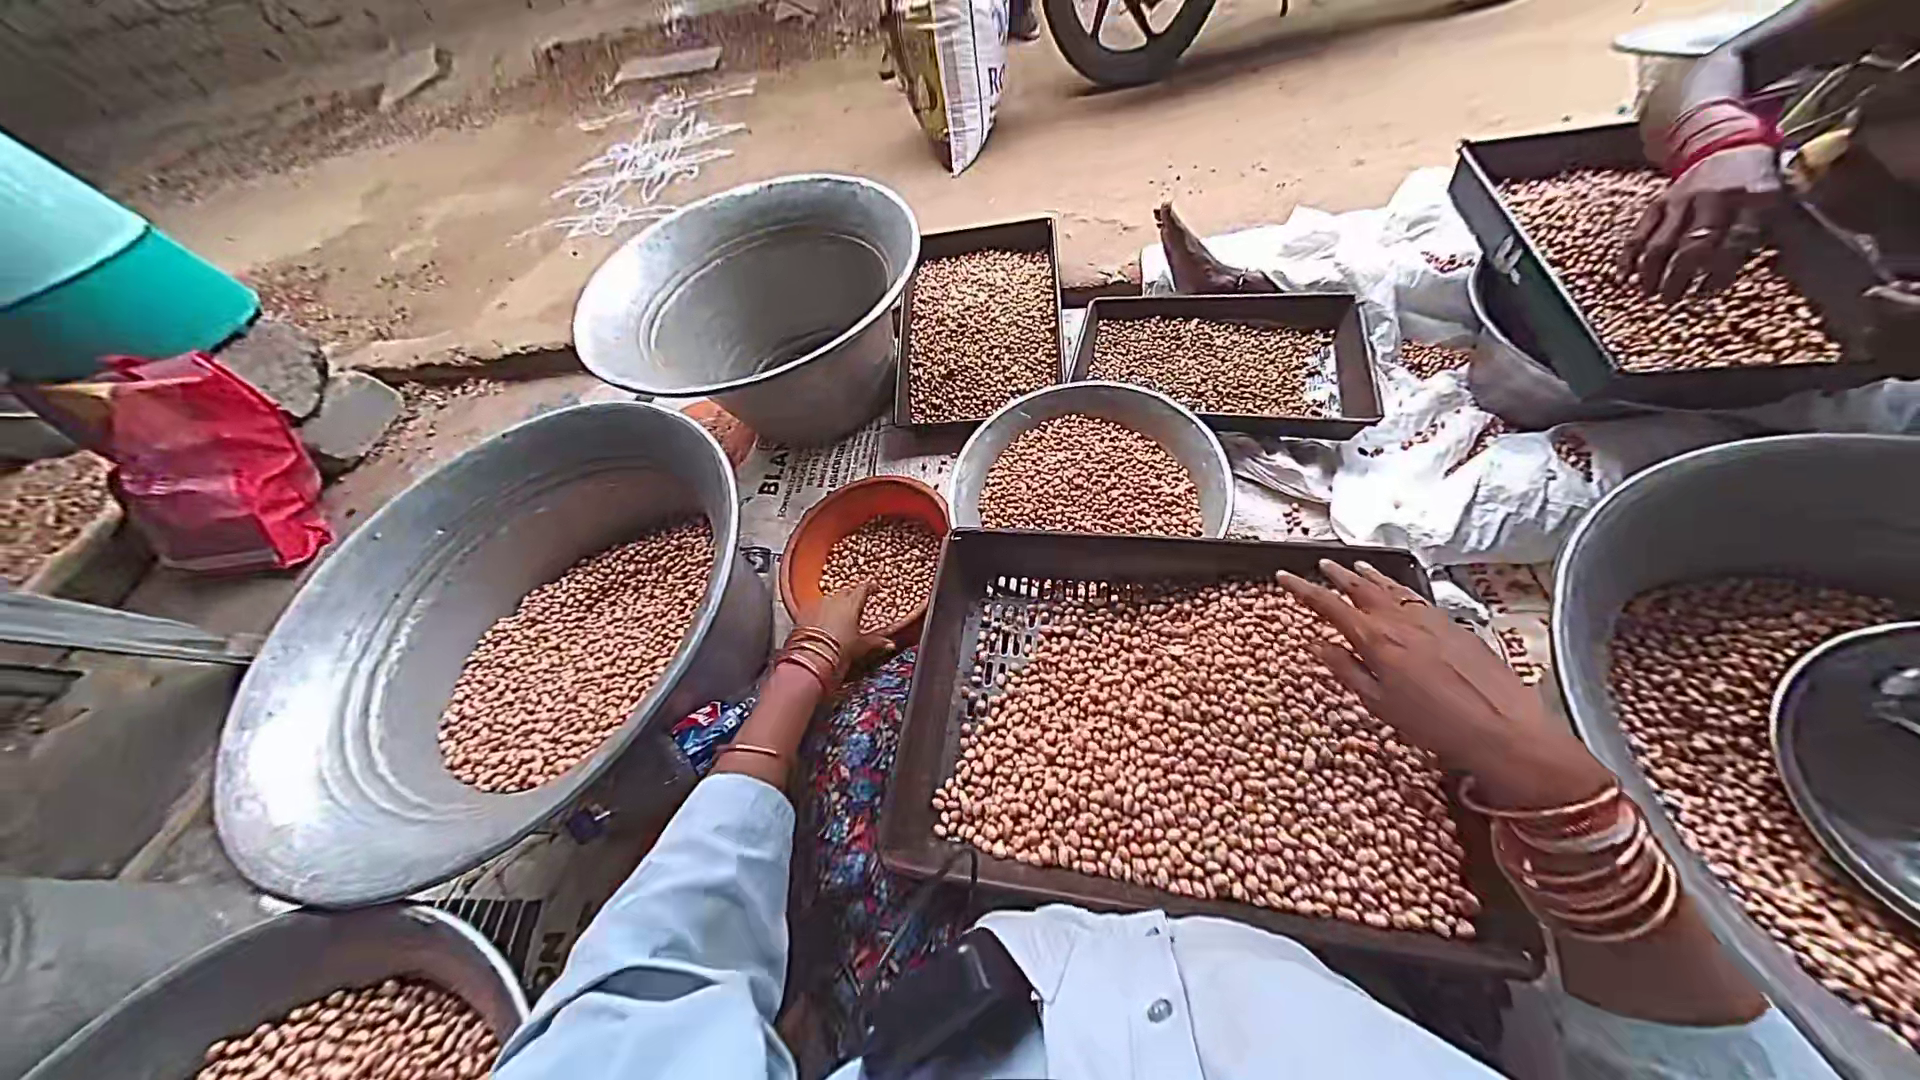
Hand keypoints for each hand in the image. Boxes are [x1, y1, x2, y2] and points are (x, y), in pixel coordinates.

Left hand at [800, 580, 895, 672]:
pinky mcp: (803, 612)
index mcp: (851, 604)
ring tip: (838, 613)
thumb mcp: (860, 646)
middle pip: (845, 592)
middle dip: (852, 595)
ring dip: (835, 603)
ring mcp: (817, 604)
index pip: (863, 589)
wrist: (811, 656)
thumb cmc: (840, 649)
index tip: (874, 587)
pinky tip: (821, 620)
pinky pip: (814, 607)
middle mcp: (834, 600)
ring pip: (829, 599)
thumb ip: (876, 642)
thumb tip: (890, 644)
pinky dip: (820, 611)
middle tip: (856, 602)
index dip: (869, 587)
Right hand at [1276, 559, 1614, 809]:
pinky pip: (1417, 597)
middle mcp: (1400, 622)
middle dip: (1336, 574)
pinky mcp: (1455, 626)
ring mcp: (1431, 620)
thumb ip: (1345, 669)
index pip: (1328, 605)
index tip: (1283, 577)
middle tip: (1319, 564)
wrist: (1506, 732)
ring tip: (1354, 566)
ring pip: (1391, 587)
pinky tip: (1397, 589)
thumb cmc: (1434, 724)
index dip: (1302, 589)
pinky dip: (1398, 586)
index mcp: (1375, 640)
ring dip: (1368, 575)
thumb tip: (1319, 645)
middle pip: (1360, 587)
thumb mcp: (1378, 703)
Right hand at [1620, 145, 1780, 301]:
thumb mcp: (1777, 202)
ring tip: (1646, 294)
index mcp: (1754, 201)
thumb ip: (1760, 234)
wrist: (1731, 147)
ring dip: (1650, 274)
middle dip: (1677, 278)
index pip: (1733, 244)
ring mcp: (1682, 202)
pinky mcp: (1658, 204)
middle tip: (1669, 300)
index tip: (1705, 293)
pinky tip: (1624, 277)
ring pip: (1659, 245)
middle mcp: (1716, 201)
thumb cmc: (1757, 184)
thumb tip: (1732, 272)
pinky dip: (1628, 259)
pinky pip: (1638, 236)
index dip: (1717, 272)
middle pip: (1690, 247)